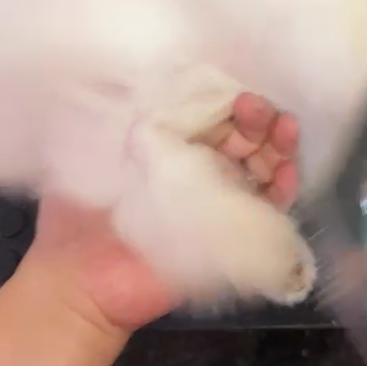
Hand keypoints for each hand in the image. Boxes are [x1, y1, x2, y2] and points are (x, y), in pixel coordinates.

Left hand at [17, 93, 300, 335]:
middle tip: (256, 109)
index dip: (229, 102)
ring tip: (285, 128)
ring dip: (280, 145)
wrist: (82, 284)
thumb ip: (123, 117)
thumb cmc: (79, 218)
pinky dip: (285, 188)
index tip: (233, 94)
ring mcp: (224, 200)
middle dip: (259, 119)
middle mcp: (204, 169)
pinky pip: (272, 208)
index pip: (215, 115)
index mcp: (173, 146)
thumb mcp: (90, 152)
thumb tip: (154, 80)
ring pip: (266, 166)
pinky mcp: (236, 232)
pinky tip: (287, 172)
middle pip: (247, 137)